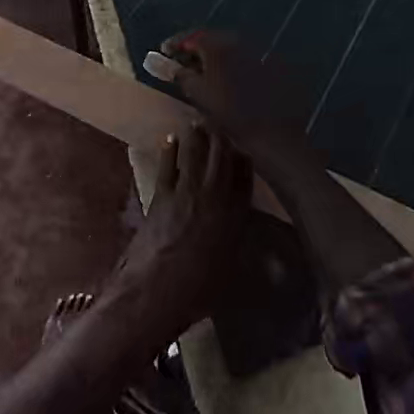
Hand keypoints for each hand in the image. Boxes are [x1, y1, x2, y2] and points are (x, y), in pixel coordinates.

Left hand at [105, 126, 250, 340]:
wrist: (155, 290)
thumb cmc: (197, 291)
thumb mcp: (229, 271)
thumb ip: (239, 248)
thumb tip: (258, 248)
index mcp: (235, 218)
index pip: (244, 182)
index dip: (245, 164)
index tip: (245, 151)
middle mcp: (213, 198)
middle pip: (221, 161)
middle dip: (223, 140)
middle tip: (222, 124)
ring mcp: (186, 192)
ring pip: (195, 156)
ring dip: (198, 137)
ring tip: (200, 122)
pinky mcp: (162, 193)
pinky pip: (168, 164)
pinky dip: (170, 149)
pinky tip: (171, 137)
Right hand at [163, 31, 312, 172]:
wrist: (274, 133)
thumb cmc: (230, 113)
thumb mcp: (198, 94)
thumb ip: (179, 74)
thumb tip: (161, 62)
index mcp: (217, 45)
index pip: (190, 36)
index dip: (174, 44)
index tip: (163, 52)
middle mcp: (237, 41)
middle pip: (210, 40)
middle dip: (194, 49)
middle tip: (181, 63)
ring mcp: (256, 52)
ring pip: (227, 49)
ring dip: (213, 57)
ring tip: (202, 73)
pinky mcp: (270, 64)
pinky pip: (243, 58)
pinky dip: (231, 64)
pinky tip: (226, 80)